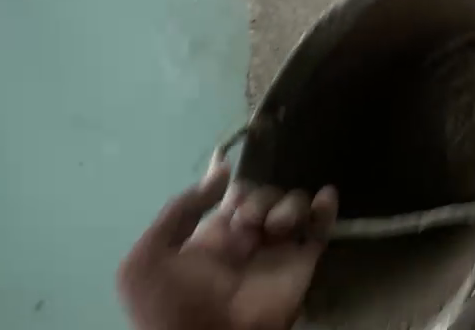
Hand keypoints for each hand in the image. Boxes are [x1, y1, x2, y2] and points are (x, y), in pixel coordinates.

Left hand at [117, 164, 336, 329]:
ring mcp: (277, 248)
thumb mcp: (147, 260)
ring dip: (290, 204)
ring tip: (278, 226)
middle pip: (267, 195)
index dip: (238, 189)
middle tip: (249, 222)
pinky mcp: (304, 260)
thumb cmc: (171, 305)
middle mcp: (247, 238)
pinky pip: (322, 226)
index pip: (235, 196)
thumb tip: (222, 169)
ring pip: (294, 204)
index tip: (234, 196)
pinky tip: (324, 198)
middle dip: (261, 199)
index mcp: (212, 238)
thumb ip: (179, 211)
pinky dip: (327, 207)